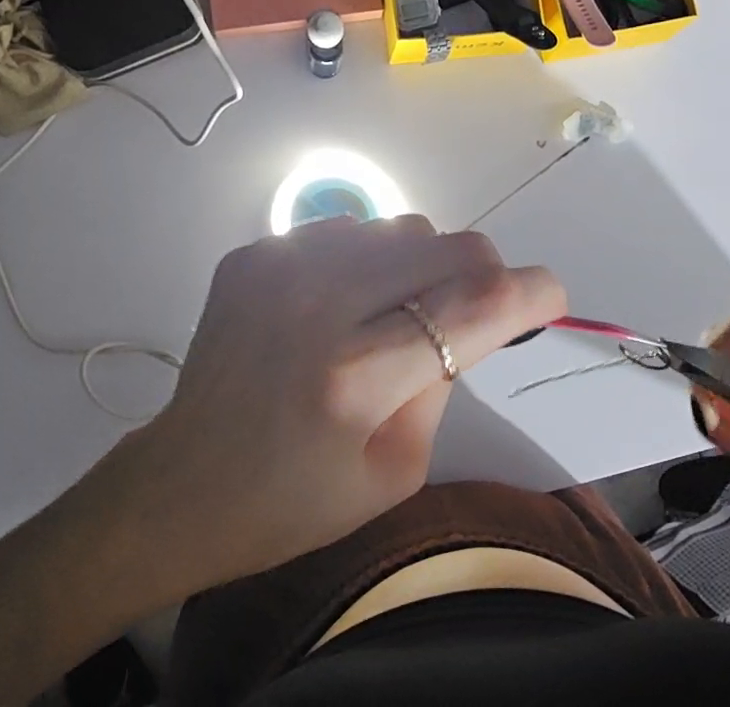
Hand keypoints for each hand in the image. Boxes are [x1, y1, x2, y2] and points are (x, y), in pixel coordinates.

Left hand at [101, 215, 565, 590]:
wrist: (183, 485)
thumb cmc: (295, 502)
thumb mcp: (396, 471)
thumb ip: (442, 383)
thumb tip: (474, 314)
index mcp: (356, 377)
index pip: (475, 305)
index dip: (530, 293)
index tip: (547, 297)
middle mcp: (317, 304)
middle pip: (446, 245)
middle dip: (480, 275)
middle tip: (467, 316)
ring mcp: (278, 268)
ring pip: (399, 226)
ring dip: (419, 265)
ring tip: (392, 315)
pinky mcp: (251, 255)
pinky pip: (345, 230)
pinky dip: (365, 261)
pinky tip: (340, 306)